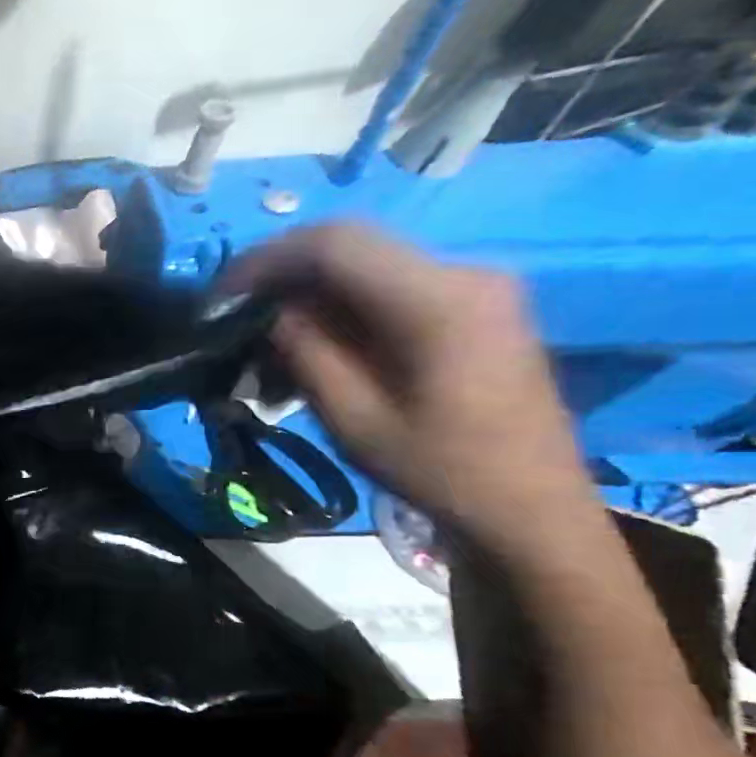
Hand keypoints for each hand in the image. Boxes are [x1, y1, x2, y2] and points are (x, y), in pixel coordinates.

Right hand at [227, 224, 597, 548]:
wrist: (531, 510)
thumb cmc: (442, 475)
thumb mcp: (355, 421)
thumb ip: (307, 352)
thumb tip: (271, 310)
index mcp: (438, 300)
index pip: (334, 245)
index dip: (267, 260)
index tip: (224, 295)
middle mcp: (462, 271)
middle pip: (351, 246)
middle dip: (283, 274)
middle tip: (238, 314)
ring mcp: (474, 283)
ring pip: (368, 265)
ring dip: (311, 294)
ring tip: (272, 343)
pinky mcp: (474, 302)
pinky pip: (391, 287)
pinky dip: (345, 308)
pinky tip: (319, 347)